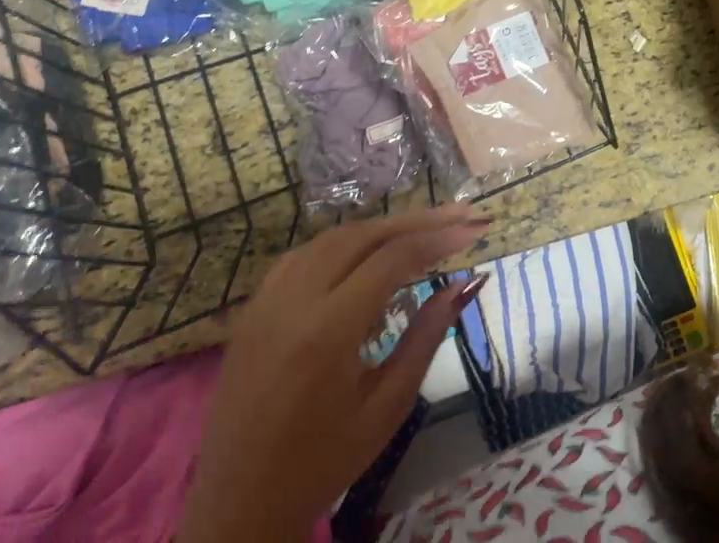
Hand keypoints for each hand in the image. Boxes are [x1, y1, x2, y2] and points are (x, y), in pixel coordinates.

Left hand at [179, 204, 490, 540]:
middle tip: (462, 216)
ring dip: (381, 228)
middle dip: (417, 220)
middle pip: (361, 236)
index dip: (439, 239)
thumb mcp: (389, 403)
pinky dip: (342, 244)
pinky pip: (300, 257)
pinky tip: (367, 252)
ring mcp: (264, 305)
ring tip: (425, 228)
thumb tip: (464, 284)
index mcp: (327, 332)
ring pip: (329, 240)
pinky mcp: (250, 314)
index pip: (392, 259)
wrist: (242, 502)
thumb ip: (426, 336)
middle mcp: (291, 304)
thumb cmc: (325, 460)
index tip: (477, 231)